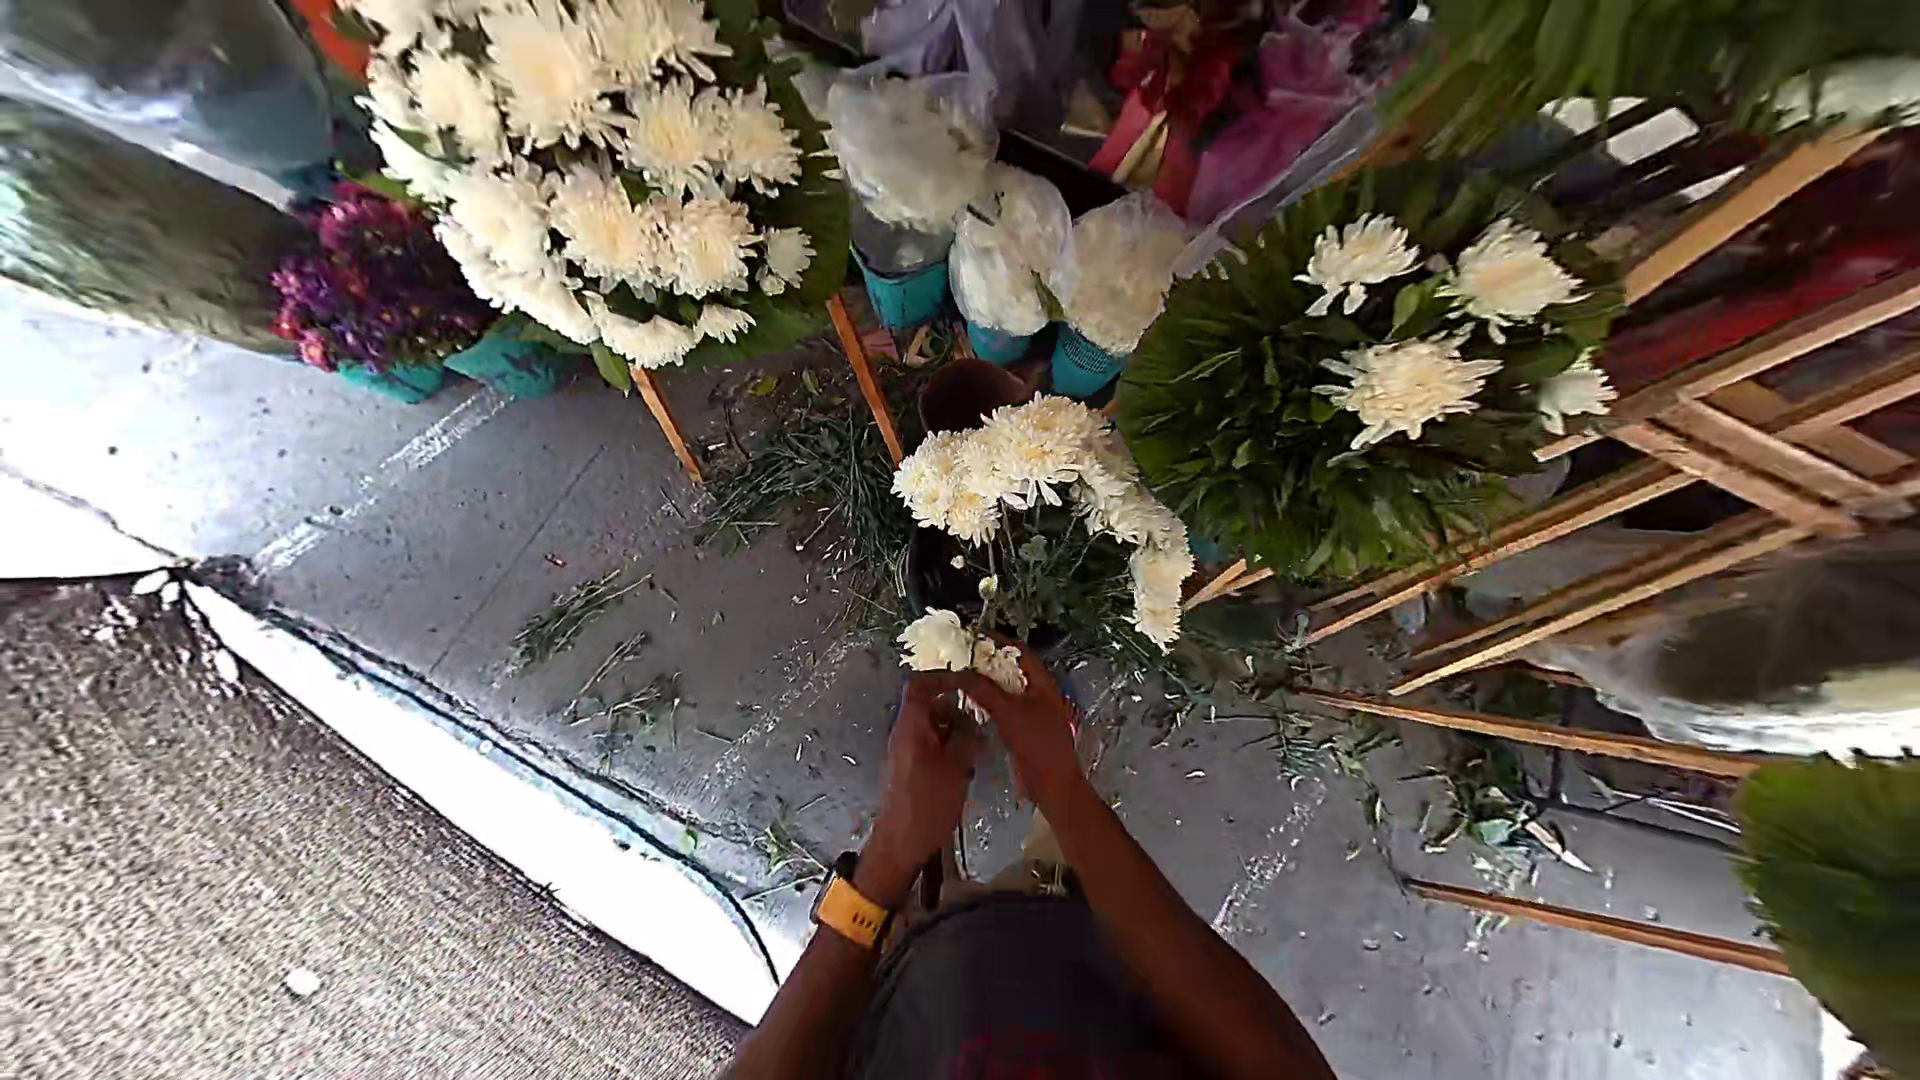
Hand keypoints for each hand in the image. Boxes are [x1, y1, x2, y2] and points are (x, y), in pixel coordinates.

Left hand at [858, 673, 983, 907]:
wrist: (900, 845)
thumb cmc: (927, 803)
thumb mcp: (955, 767)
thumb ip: (965, 737)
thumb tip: (972, 719)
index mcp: (910, 727)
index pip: (918, 685)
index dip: (941, 678)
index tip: (967, 682)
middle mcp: (904, 734)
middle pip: (929, 706)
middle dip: (956, 710)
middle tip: (981, 720)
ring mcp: (905, 752)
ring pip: (933, 727)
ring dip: (955, 732)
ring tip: (977, 747)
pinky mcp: (910, 769)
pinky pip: (930, 746)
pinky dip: (948, 748)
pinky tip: (966, 766)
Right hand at [948, 644, 1085, 812]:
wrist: (1052, 784)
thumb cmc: (1037, 744)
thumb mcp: (1009, 713)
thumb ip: (986, 690)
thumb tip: (961, 673)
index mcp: (1042, 681)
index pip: (1019, 650)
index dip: (998, 641)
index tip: (973, 636)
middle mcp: (1037, 691)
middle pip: (1011, 667)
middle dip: (988, 660)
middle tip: (962, 656)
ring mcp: (1031, 709)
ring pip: (1005, 687)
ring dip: (986, 680)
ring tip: (961, 674)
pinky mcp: (1023, 726)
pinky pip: (1003, 705)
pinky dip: (988, 699)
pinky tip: (971, 700)